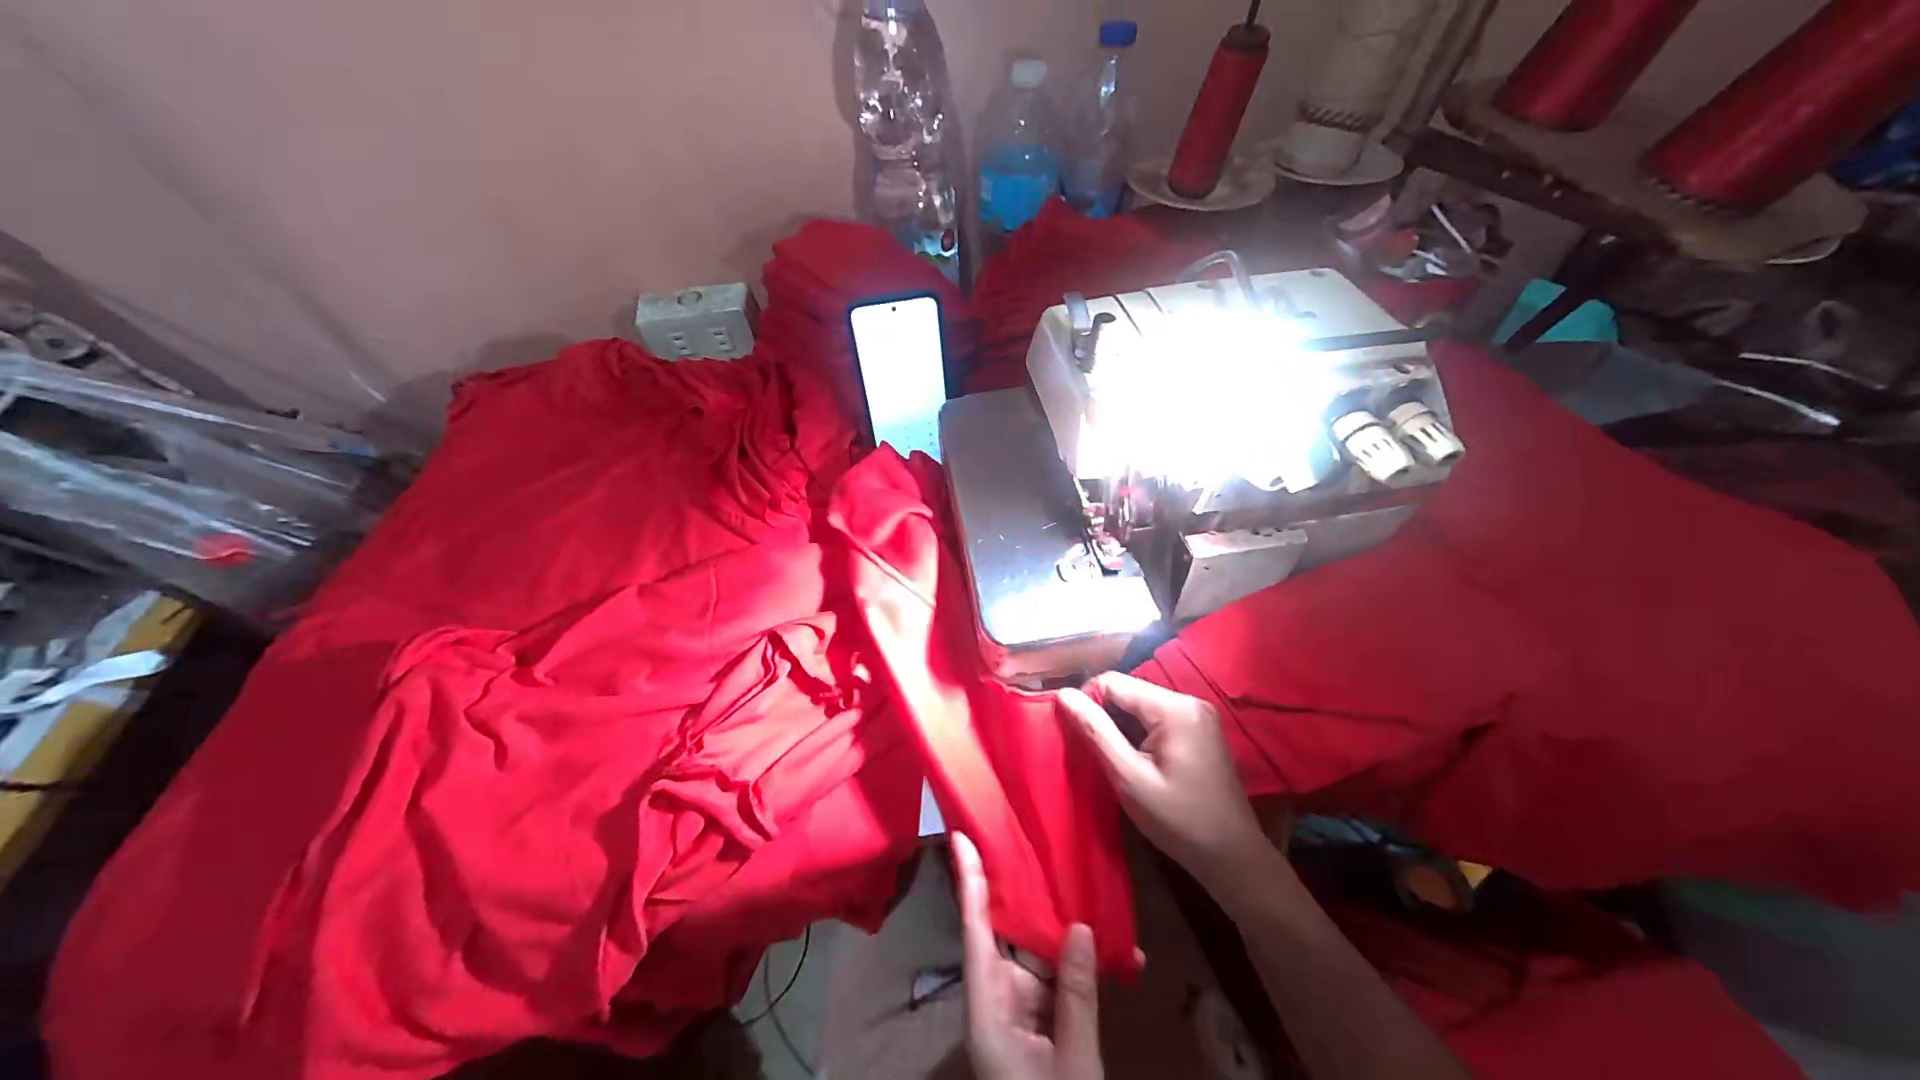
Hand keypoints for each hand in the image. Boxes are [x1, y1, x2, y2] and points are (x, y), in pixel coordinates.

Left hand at [951, 832, 1102, 1079]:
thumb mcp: (1073, 1065)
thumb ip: (1075, 996)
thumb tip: (1079, 927)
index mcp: (987, 1011)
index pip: (975, 934)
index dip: (968, 884)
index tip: (961, 838)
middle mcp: (997, 1003)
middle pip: (1012, 937)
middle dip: (1036, 899)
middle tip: (1054, 851)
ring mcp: (1020, 1014)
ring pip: (1041, 957)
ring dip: (1072, 937)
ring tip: (1102, 902)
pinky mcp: (1042, 1026)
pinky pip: (1059, 984)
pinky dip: (1085, 972)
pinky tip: (1122, 960)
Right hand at [1056, 673, 1271, 893]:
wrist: (1232, 856)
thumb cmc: (1177, 820)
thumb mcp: (1128, 777)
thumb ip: (1095, 731)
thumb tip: (1062, 694)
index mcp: (1174, 708)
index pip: (1113, 682)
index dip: (1087, 702)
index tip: (1075, 735)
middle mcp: (1189, 700)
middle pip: (1128, 691)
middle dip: (1104, 715)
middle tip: (1092, 752)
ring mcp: (1198, 714)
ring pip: (1140, 705)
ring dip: (1120, 726)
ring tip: (1113, 759)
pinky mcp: (1200, 729)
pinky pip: (1156, 718)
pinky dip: (1138, 733)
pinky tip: (1135, 761)